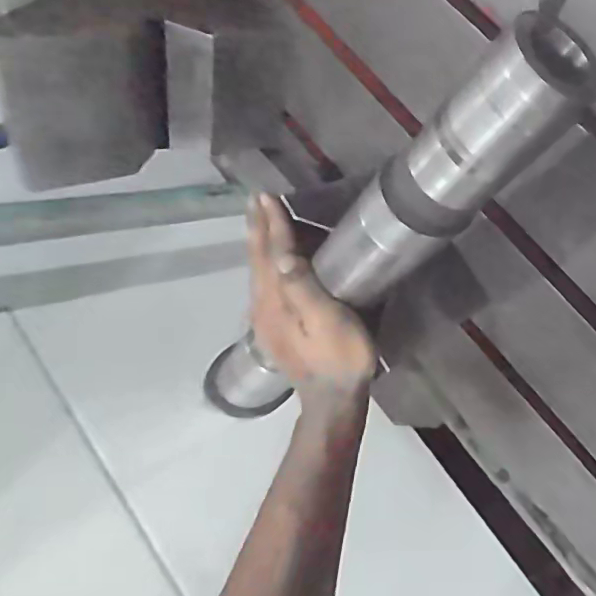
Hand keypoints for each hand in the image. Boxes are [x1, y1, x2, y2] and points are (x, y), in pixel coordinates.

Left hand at [246, 193, 376, 408]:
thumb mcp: (330, 323)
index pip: (272, 253)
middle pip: (257, 259)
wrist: (332, 399)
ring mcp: (266, 319)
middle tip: (255, 200)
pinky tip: (272, 262)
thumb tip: (285, 256)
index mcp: (276, 301)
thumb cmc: (340, 358)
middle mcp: (263, 306)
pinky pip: (265, 284)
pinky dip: (266, 262)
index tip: (266, 196)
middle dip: (258, 228)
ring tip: (261, 221)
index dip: (272, 224)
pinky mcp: (275, 327)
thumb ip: (306, 290)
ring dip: (259, 243)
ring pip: (258, 271)